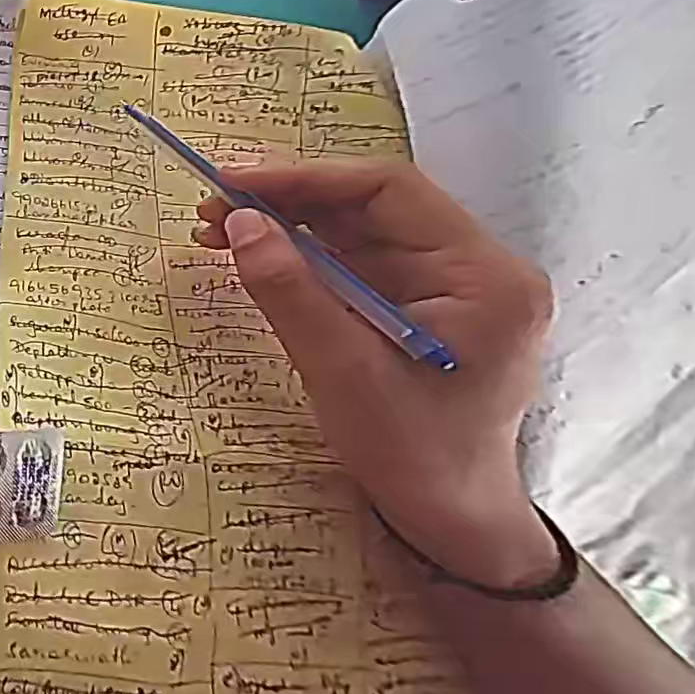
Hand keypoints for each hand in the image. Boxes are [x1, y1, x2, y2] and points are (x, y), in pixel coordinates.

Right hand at [195, 160, 557, 587]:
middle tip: (213, 207)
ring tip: (215, 228)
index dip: (306, 178)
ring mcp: (433, 277)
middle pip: (363, 202)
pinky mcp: (401, 293)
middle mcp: (464, 263)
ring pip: (345, 222)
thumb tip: (238, 222)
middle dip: (283, 199)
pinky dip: (288, 247)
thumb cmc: (410, 451)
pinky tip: (246, 252)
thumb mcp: (342, 372)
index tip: (234, 183)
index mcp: (481, 274)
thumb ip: (290, 292)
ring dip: (278, 220)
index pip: (389, 190)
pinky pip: (339, 252)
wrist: (444, 515)